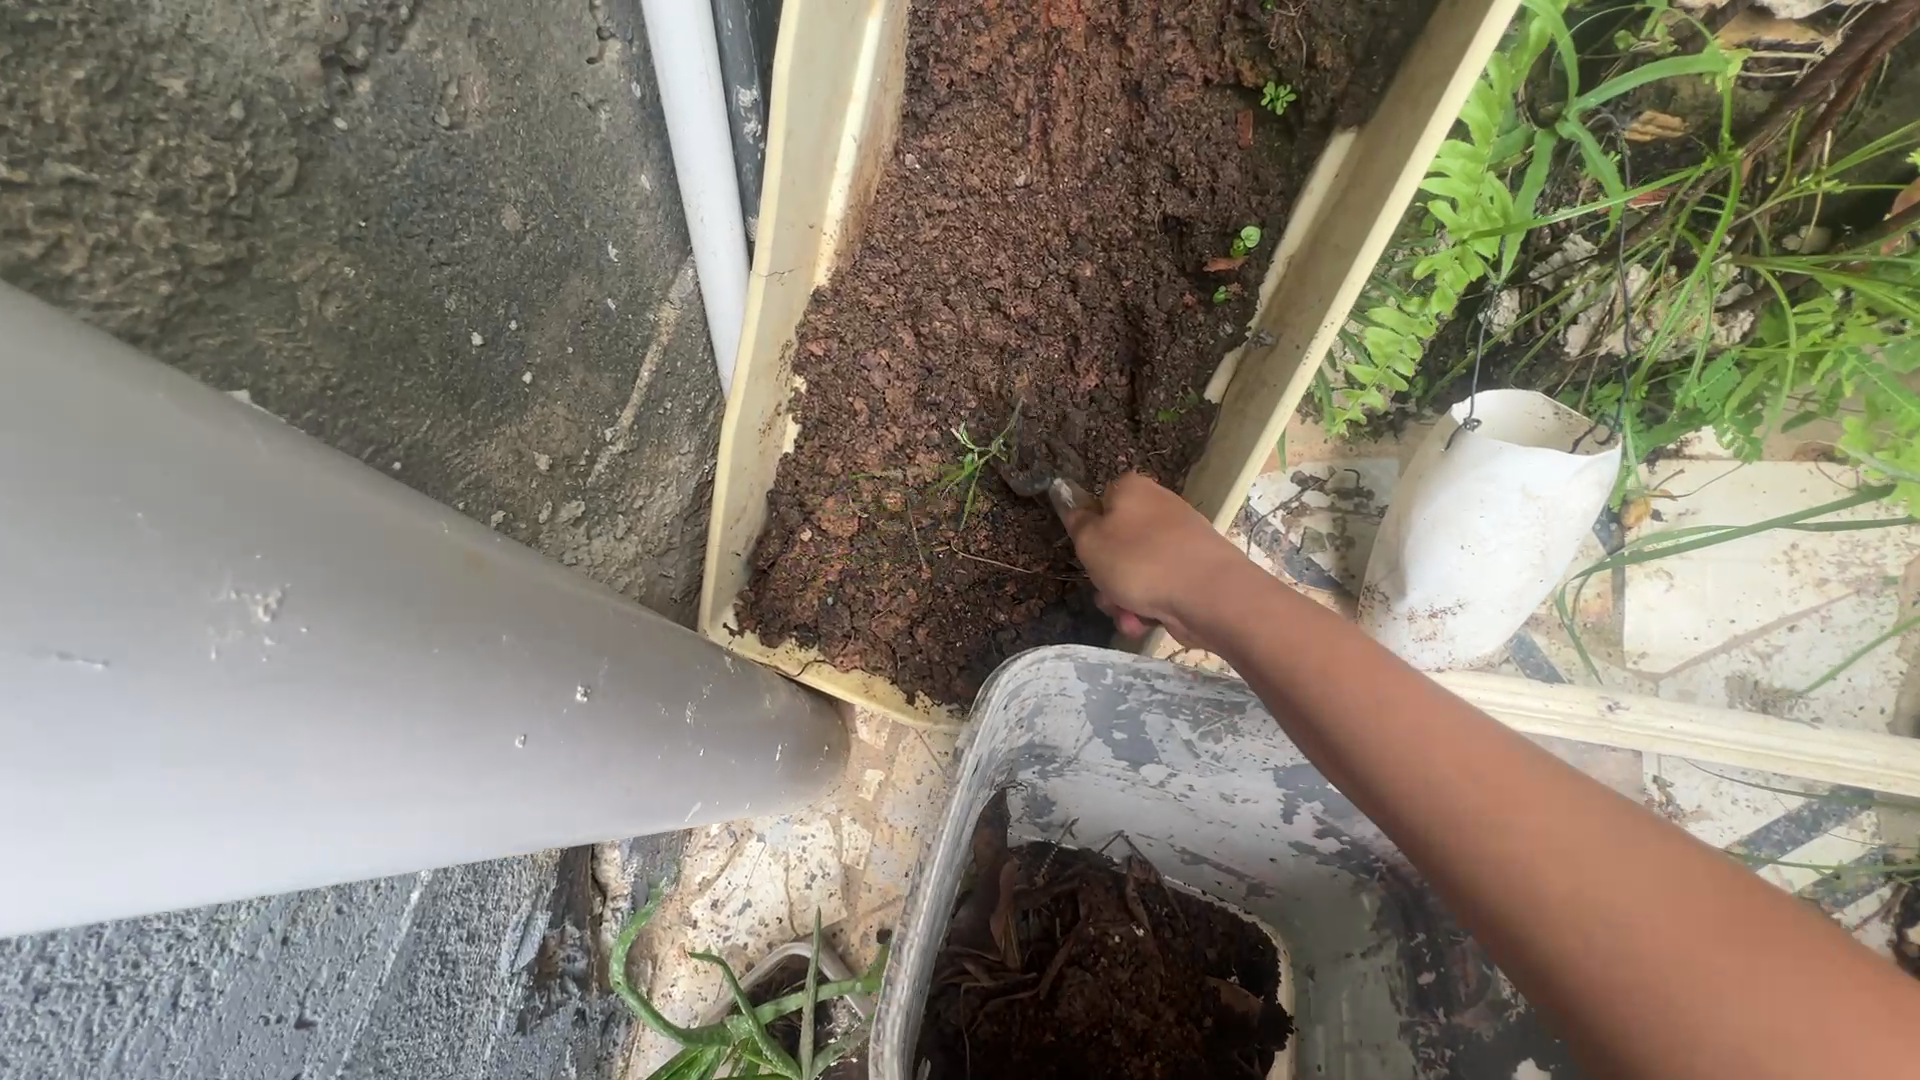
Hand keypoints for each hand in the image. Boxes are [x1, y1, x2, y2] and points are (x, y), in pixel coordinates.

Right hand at [1062, 472, 1249, 644]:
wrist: (1209, 595)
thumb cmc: (1139, 561)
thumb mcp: (1090, 541)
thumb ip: (1077, 522)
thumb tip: (1075, 505)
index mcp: (1132, 490)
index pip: (1100, 503)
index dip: (1089, 531)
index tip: (1087, 554)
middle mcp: (1158, 508)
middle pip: (1116, 544)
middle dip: (1106, 576)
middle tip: (1105, 591)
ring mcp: (1179, 541)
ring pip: (1134, 571)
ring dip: (1122, 598)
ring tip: (1127, 614)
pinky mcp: (1193, 570)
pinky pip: (1158, 586)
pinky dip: (1147, 606)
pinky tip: (1145, 621)